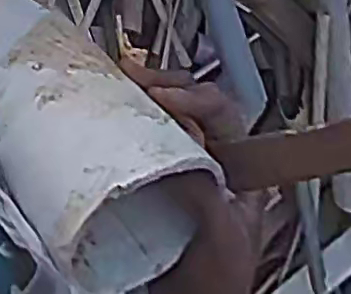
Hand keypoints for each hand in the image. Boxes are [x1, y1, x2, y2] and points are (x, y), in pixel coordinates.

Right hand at [124, 59, 261, 293]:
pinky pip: (141, 128)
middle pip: (191, 99)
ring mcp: (178, 156)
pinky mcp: (149, 166)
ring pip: (165, 107)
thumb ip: (209, 193)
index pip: (221, 111)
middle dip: (163, 82)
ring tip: (122, 78)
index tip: (163, 97)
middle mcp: (209, 152)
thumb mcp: (224, 239)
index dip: (193, 98)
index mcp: (238, 164)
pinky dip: (127, 109)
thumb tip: (182, 146)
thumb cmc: (215, 284)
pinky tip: (112, 99)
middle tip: (135, 77)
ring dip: (143, 89)